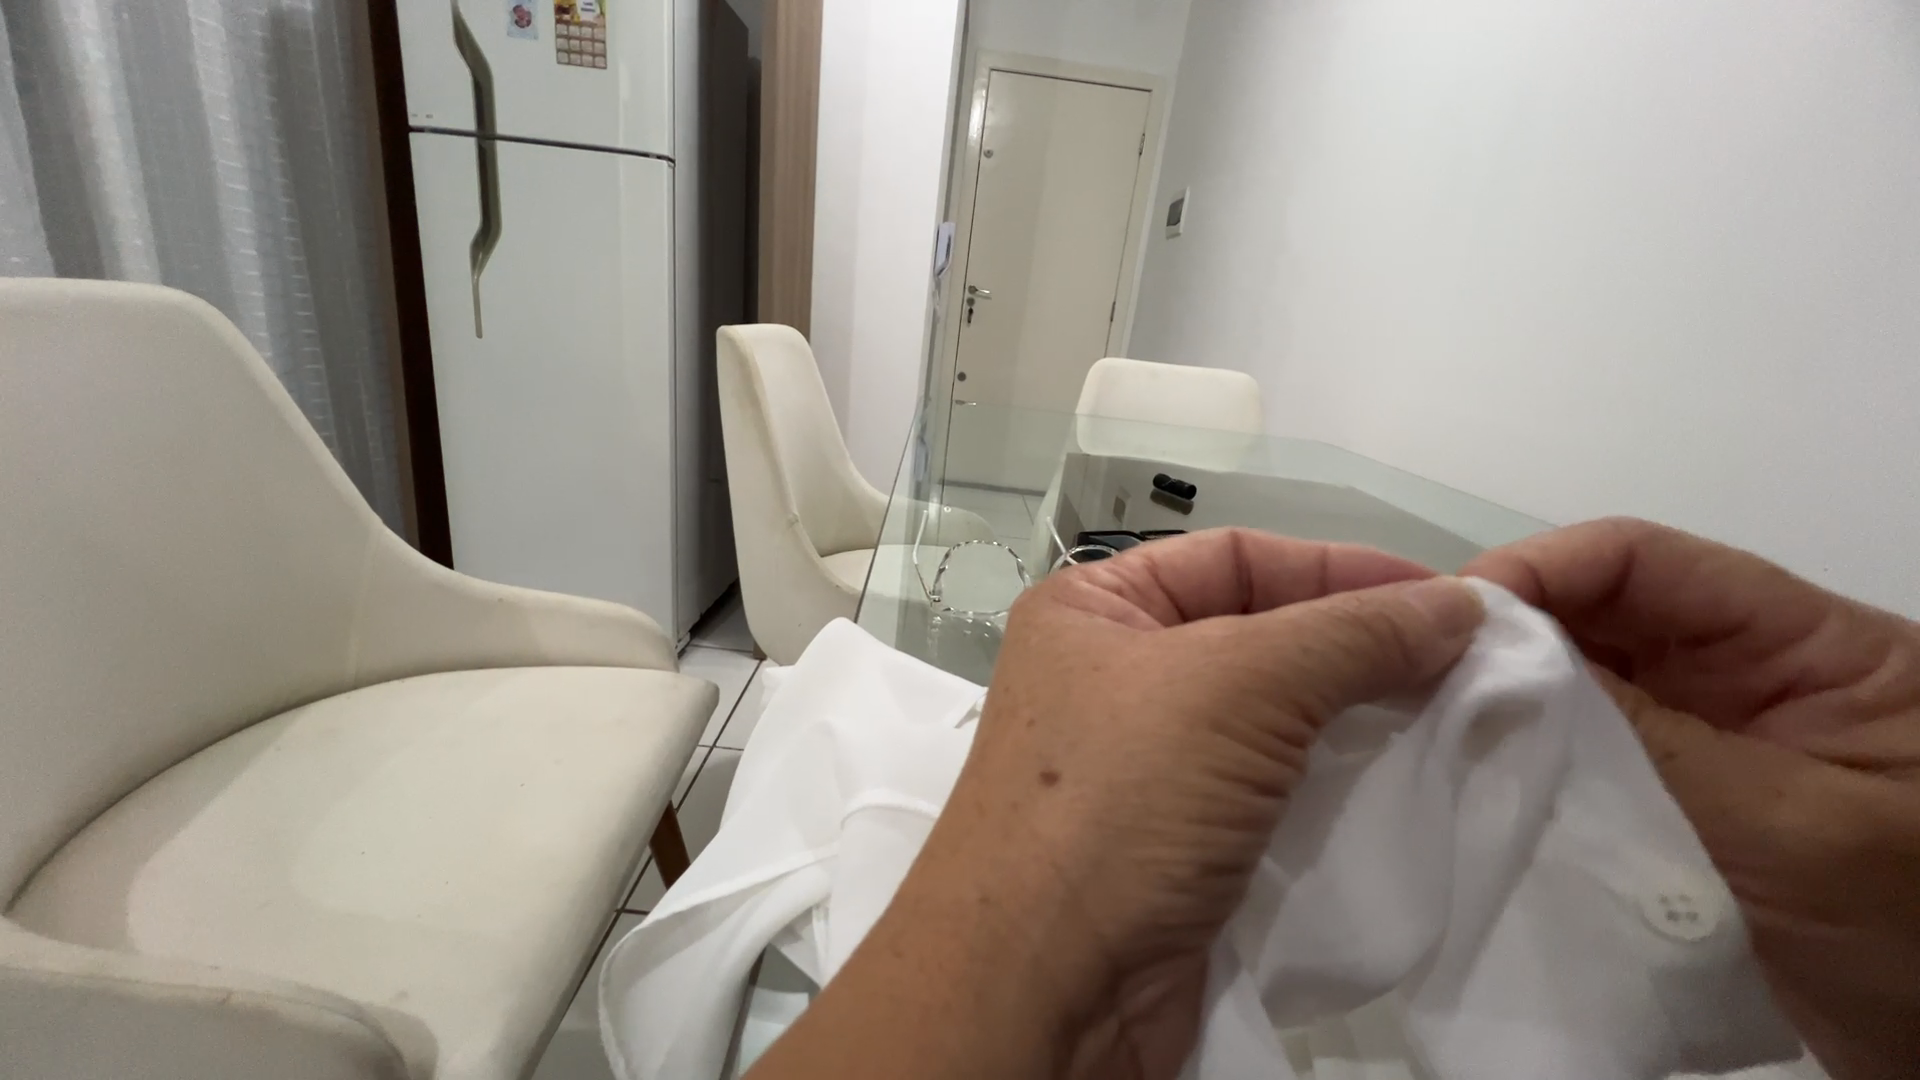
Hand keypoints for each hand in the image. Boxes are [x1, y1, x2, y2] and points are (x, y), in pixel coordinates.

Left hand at [760, 529, 1482, 1079]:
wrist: (1045, 984)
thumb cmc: (1119, 799)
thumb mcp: (1234, 686)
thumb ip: (1348, 635)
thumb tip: (1458, 603)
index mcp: (1092, 607)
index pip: (1232, 557)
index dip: (1338, 567)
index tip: (1447, 597)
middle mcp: (1112, 670)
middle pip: (1257, 631)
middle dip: (1358, 642)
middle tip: (1470, 660)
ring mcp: (1144, 755)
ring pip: (1271, 712)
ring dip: (1358, 713)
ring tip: (1459, 715)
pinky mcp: (1177, 831)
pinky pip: (1270, 781)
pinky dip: (1336, 776)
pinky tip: (1404, 777)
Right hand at [1463, 519, 1919, 1079]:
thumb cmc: (1913, 938)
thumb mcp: (1787, 825)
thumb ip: (1641, 733)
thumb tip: (1490, 666)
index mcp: (1802, 641)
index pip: (1640, 559)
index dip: (1539, 568)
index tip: (1451, 619)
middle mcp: (1731, 664)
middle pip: (1589, 604)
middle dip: (1501, 626)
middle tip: (1415, 666)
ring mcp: (1686, 721)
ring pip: (1566, 664)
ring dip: (1499, 681)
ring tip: (1425, 705)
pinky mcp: (1649, 772)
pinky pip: (1565, 728)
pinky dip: (1513, 732)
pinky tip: (1463, 747)